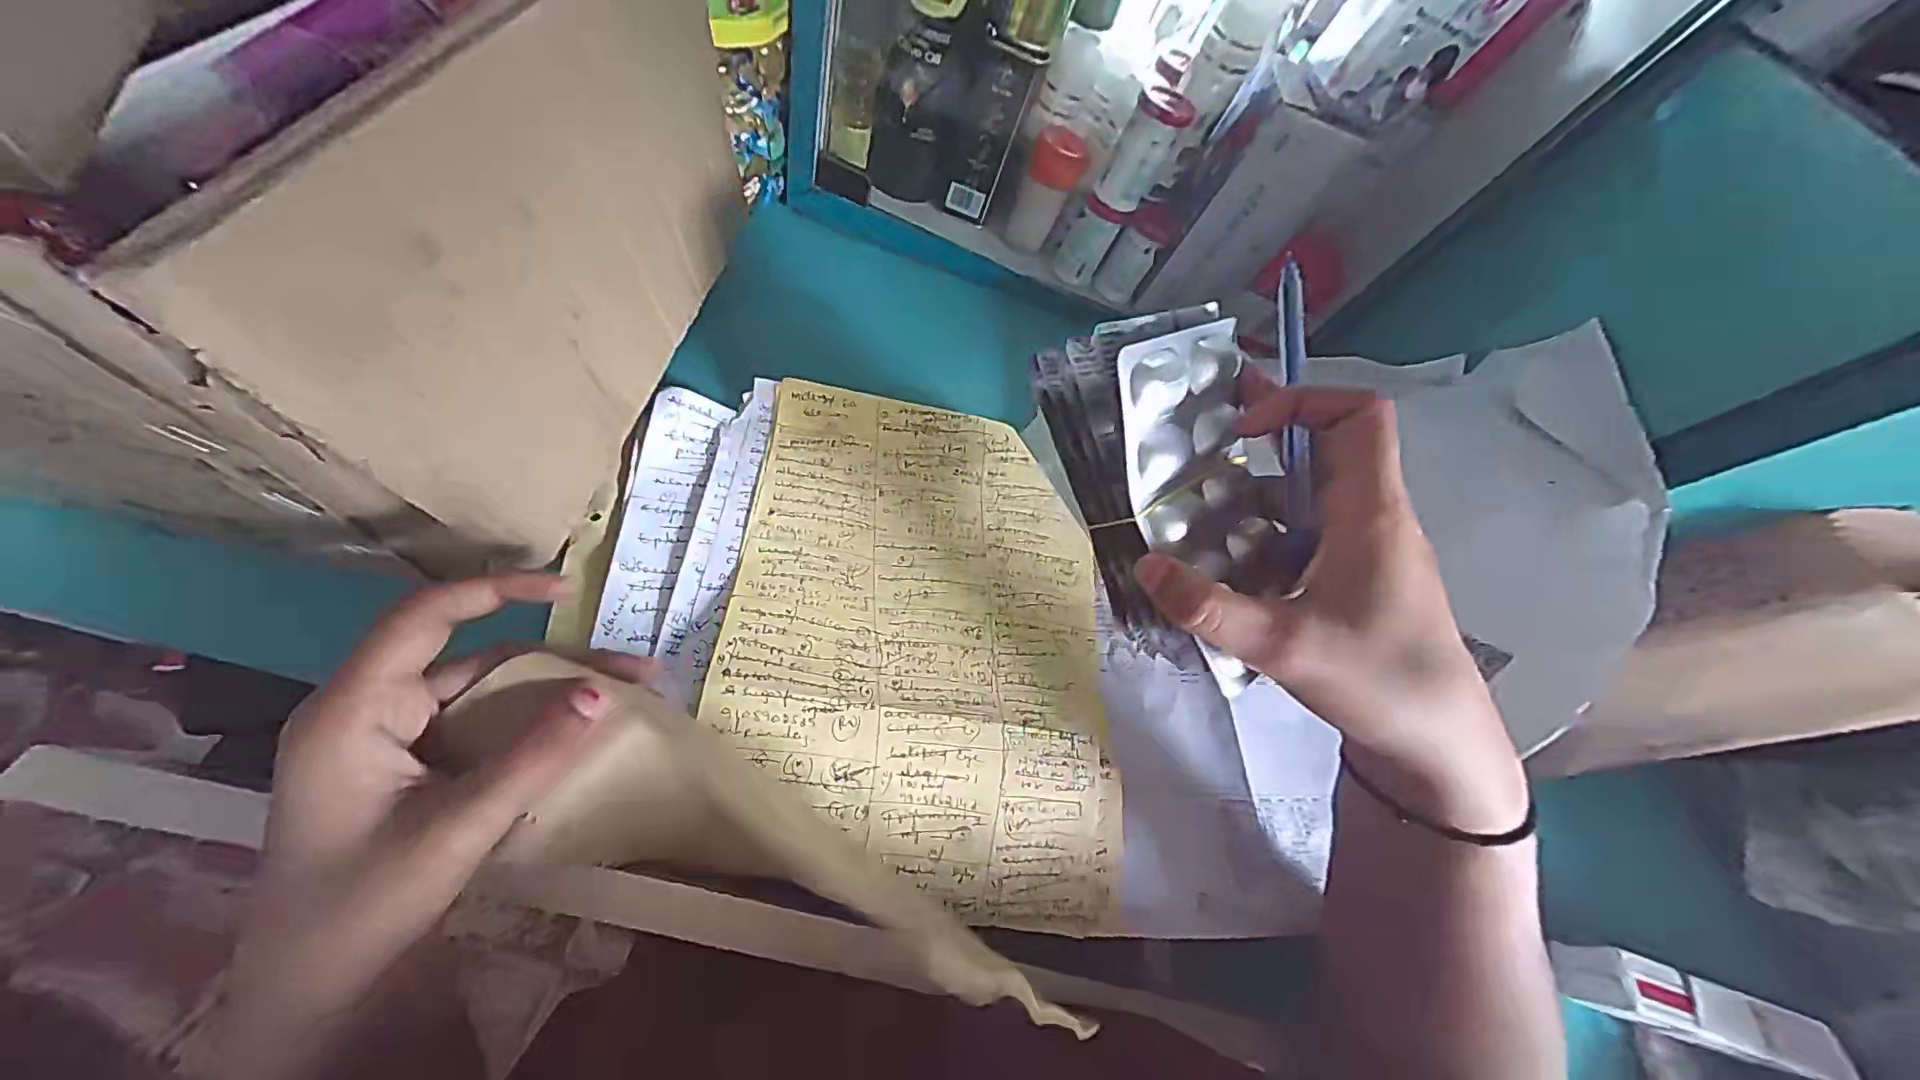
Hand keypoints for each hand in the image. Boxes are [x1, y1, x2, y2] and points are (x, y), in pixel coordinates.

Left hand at [192, 573, 654, 1079]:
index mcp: (352, 713)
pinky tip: (580, 726)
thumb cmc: (362, 908)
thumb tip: (600, 693)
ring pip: (488, 689)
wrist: (311, 993)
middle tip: (632, 666)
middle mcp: (372, 710)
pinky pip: (485, 722)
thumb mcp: (457, 830)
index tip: (563, 587)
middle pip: (474, 656)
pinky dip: (537, 719)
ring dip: (555, 687)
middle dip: (558, 655)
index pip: (423, 619)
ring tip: (626, 692)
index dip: (494, 589)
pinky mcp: (417, 762)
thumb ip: (531, 758)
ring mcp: (395, 737)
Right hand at [1133, 374, 1524, 831]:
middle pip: (1327, 444)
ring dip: (1257, 490)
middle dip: (1266, 433)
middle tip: (1203, 438)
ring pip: (1311, 493)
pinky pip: (1306, 532)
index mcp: (1370, 512)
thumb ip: (1208, 606)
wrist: (1436, 743)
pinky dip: (1264, 530)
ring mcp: (1365, 548)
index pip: (1357, 415)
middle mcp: (1372, 517)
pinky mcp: (1355, 577)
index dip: (1300, 400)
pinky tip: (1226, 561)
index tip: (1243, 429)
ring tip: (1198, 505)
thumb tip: (1145, 566)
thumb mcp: (1281, 645)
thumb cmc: (1377, 681)